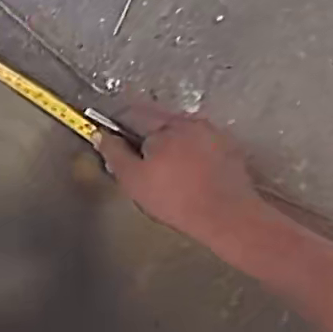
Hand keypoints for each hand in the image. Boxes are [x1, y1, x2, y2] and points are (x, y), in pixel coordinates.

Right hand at [97, 101, 269, 244]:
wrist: (228, 218)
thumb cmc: (174, 198)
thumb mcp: (132, 178)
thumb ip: (113, 152)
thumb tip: (100, 135)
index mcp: (166, 124)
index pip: (132, 113)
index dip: (116, 128)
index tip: (112, 146)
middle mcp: (193, 122)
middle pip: (159, 124)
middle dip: (146, 141)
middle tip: (139, 169)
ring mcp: (216, 135)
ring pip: (181, 136)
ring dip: (169, 149)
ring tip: (166, 177)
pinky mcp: (232, 151)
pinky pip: (201, 147)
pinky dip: (190, 157)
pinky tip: (188, 180)